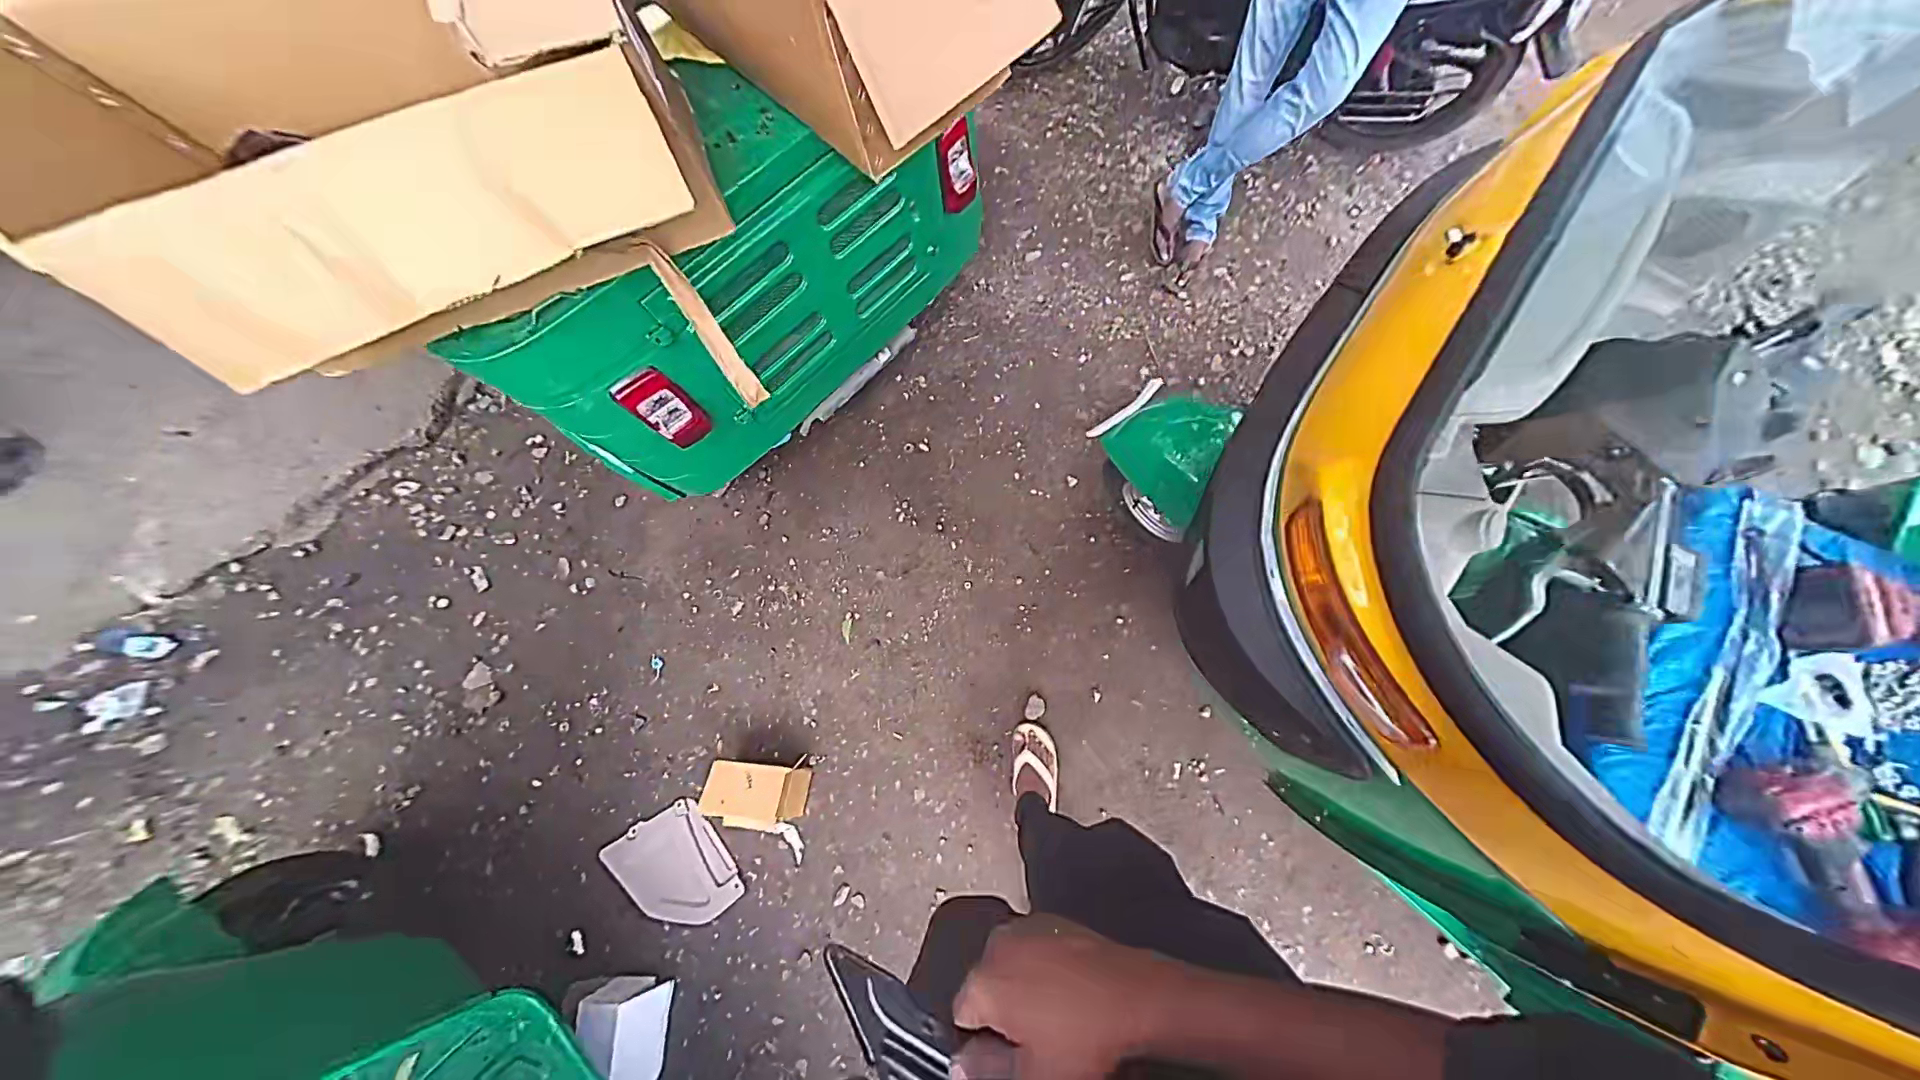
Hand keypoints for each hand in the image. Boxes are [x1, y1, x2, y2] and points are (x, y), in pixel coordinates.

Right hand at [950, 915, 1187, 1079]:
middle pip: (985, 986)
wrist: (1134, 995)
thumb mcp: (1032, 1074)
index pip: (961, 1015)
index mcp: (983, 982)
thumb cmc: (1086, 1034)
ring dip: (1021, 984)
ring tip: (1053, 1011)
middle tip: (1032, 1035)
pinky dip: (1042, 964)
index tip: (1002, 1052)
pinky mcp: (1052, 921)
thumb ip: (985, 1071)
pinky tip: (1067, 988)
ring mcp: (1026, 927)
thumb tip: (962, 1066)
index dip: (980, 1040)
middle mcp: (997, 945)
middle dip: (1001, 1009)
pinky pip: (1034, 947)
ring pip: (1009, 964)